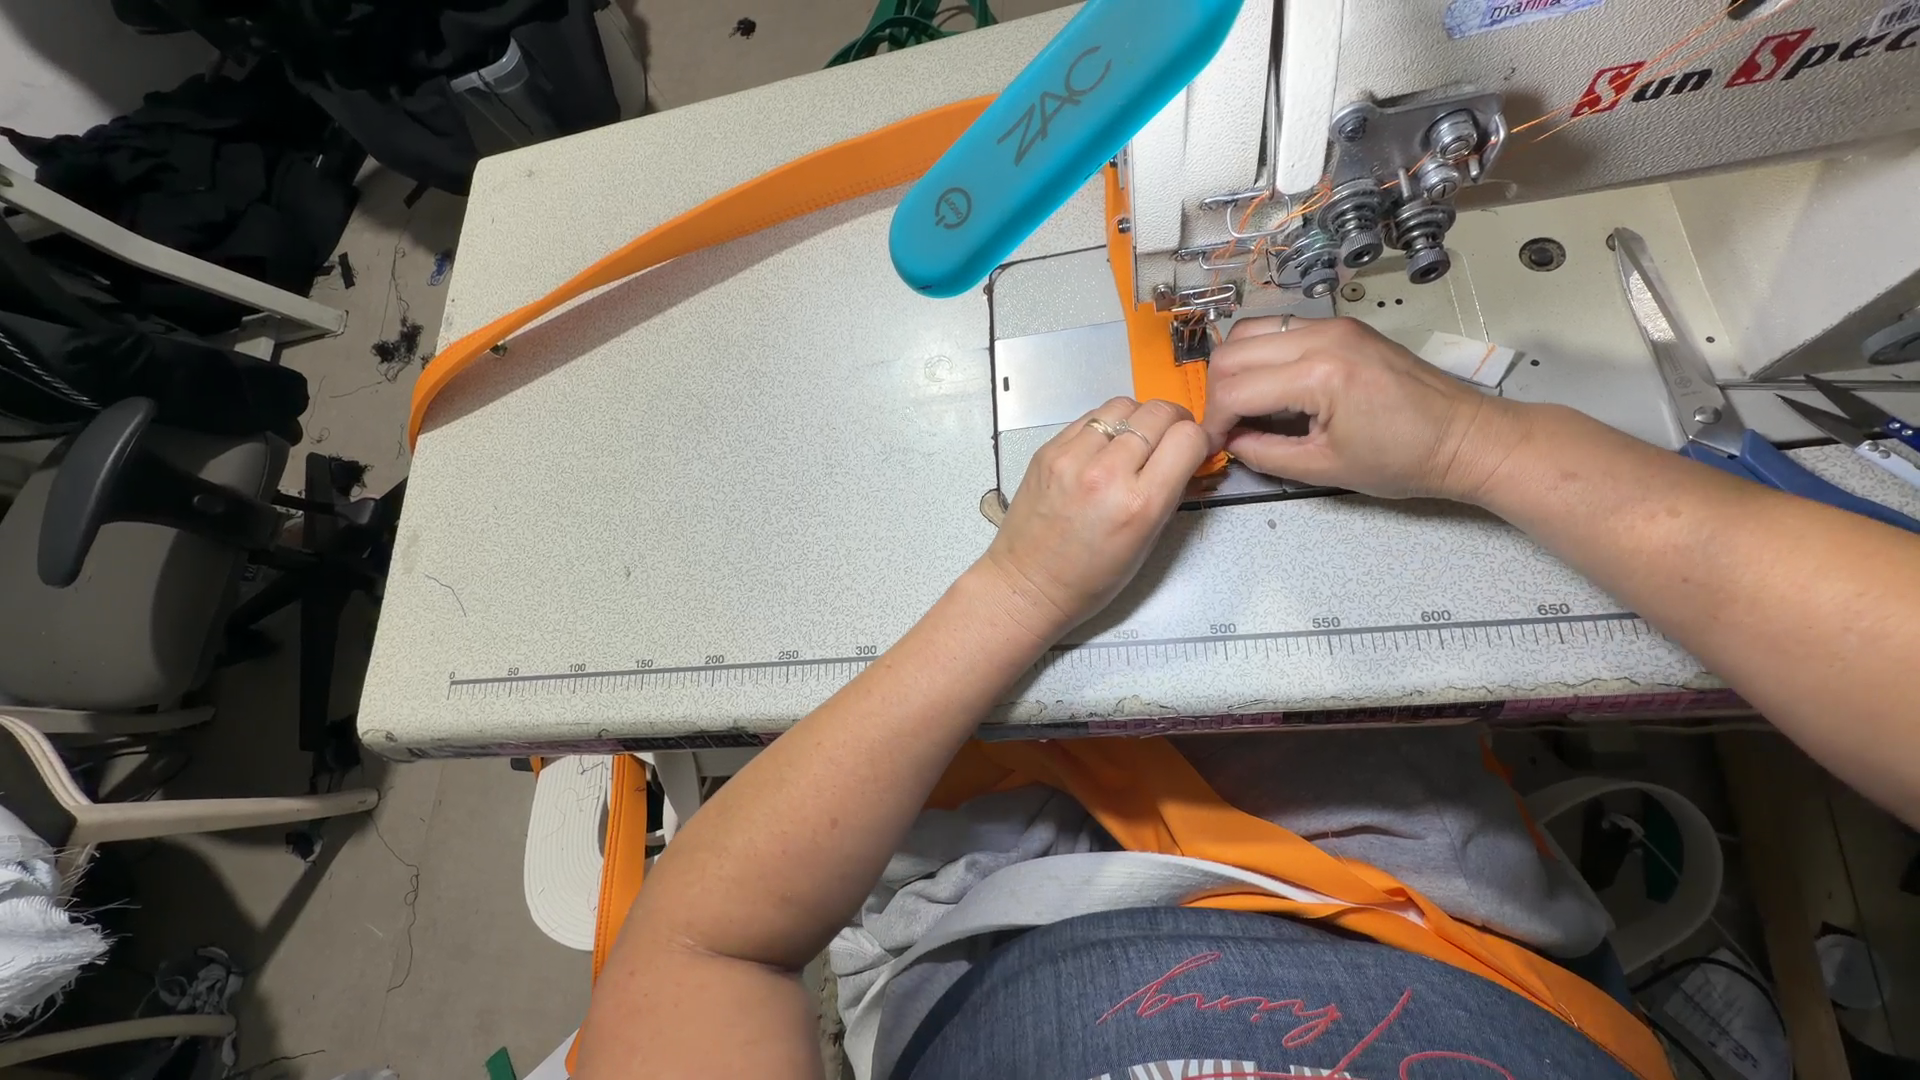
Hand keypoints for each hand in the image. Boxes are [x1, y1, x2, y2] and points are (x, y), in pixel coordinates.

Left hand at [975, 397, 1209, 640]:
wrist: (1028, 583)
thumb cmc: (1093, 577)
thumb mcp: (1146, 541)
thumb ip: (1170, 492)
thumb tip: (1189, 455)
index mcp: (1139, 504)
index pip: (1186, 438)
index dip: (1197, 440)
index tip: (1193, 450)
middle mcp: (1106, 473)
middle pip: (1157, 412)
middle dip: (1173, 422)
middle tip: (1169, 440)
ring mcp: (1071, 457)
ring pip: (1122, 405)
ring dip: (1138, 418)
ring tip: (1135, 441)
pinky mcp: (1047, 450)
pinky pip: (1089, 418)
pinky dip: (1106, 426)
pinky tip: (1104, 448)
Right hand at [1202, 316, 1529, 500]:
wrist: (1465, 437)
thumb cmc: (1402, 460)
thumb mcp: (1323, 468)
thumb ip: (1264, 453)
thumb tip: (1229, 441)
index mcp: (1320, 374)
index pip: (1234, 389)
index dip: (1214, 422)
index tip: (1213, 445)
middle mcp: (1323, 336)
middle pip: (1231, 352)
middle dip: (1217, 394)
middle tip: (1227, 426)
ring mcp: (1334, 324)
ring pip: (1249, 332)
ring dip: (1235, 369)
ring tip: (1245, 405)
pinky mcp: (1342, 325)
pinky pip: (1279, 329)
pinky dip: (1260, 356)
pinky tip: (1272, 388)